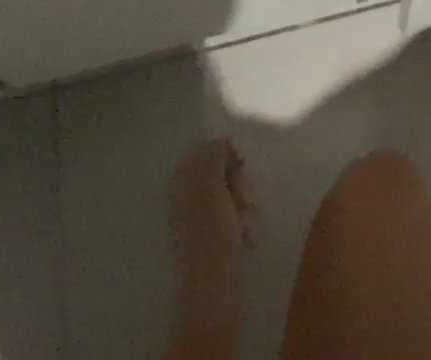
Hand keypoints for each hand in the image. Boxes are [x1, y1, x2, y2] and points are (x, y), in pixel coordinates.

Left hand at [166, 138, 253, 336]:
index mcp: (180, 177)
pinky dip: (242, 222)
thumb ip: (213, 154)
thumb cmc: (212, 234)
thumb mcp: (212, 185)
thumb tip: (219, 139)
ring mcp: (194, 216)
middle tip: (247, 198)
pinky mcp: (207, 237)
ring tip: (250, 221)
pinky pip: (231, 215)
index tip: (244, 167)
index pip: (207, 146)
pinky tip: (247, 236)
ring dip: (244, 202)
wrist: (211, 291)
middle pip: (221, 169)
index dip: (230, 153)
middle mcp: (182, 193)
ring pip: (229, 193)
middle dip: (240, 181)